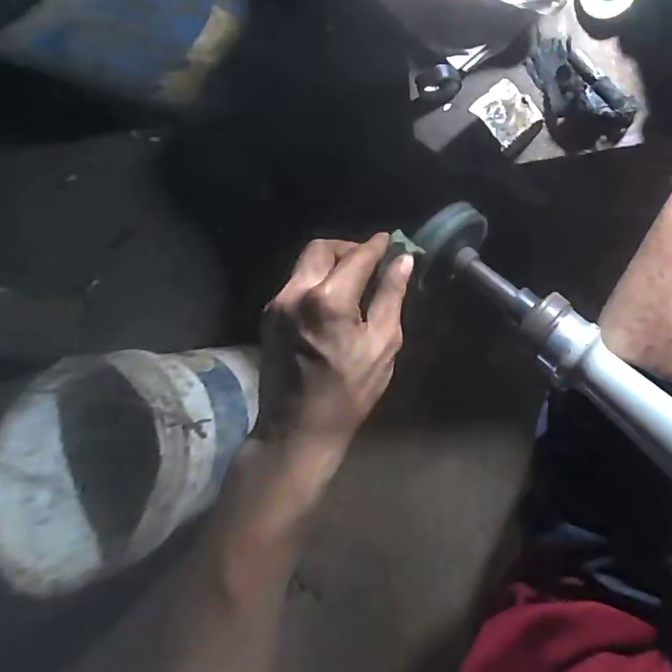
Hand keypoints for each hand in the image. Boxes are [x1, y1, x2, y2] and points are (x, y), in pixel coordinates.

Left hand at [253, 234, 411, 451]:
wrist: (296, 431)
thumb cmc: (349, 391)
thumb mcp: (383, 343)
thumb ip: (391, 296)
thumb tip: (402, 260)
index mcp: (328, 300)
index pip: (357, 256)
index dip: (377, 245)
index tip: (391, 240)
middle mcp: (295, 294)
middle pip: (322, 249)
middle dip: (349, 248)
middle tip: (371, 260)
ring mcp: (277, 305)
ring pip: (305, 264)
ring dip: (332, 263)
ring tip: (356, 280)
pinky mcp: (268, 318)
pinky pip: (296, 283)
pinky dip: (318, 279)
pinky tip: (336, 299)